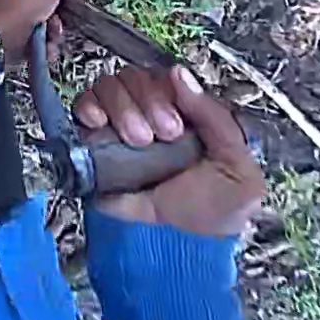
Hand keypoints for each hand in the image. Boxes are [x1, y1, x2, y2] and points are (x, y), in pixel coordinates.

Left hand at [0, 0, 81, 64]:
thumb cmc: (16, 1)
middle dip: (58, 9)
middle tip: (58, 13)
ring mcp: (7, 15)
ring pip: (44, 21)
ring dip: (54, 30)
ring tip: (51, 31)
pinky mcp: (11, 39)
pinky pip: (38, 41)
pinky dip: (46, 45)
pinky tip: (45, 44)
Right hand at [74, 65, 264, 236]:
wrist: (180, 246)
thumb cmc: (214, 207)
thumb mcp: (237, 166)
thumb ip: (215, 118)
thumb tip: (179, 73)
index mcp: (185, 108)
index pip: (164, 76)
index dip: (165, 93)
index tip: (175, 128)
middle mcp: (150, 107)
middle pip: (134, 76)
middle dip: (144, 103)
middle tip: (156, 138)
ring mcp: (120, 119)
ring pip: (108, 85)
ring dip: (120, 108)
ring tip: (135, 141)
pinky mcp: (95, 134)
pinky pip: (83, 103)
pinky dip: (88, 106)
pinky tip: (98, 123)